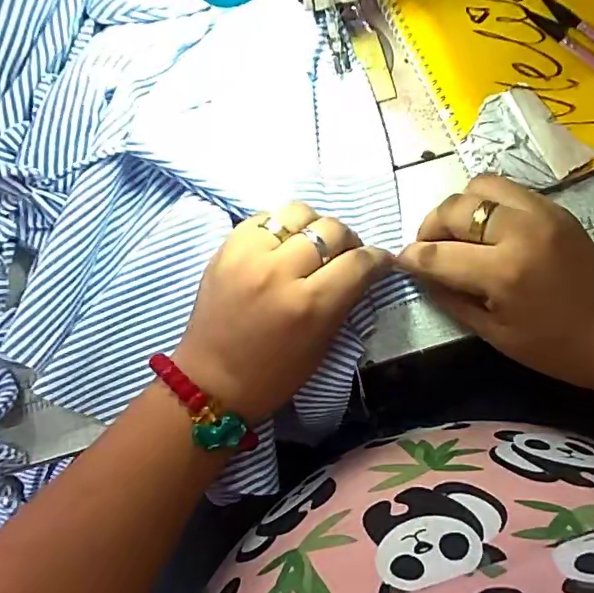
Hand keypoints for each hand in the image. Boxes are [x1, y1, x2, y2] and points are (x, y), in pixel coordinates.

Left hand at [174, 203, 393, 422]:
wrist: (212, 381)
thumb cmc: (276, 374)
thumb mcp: (323, 342)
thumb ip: (345, 299)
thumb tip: (364, 268)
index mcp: (310, 305)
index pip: (359, 262)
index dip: (379, 259)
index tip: (381, 261)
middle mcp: (280, 272)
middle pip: (332, 229)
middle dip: (349, 241)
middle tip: (346, 255)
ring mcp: (249, 255)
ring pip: (298, 212)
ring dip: (314, 225)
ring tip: (312, 244)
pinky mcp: (226, 248)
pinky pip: (264, 217)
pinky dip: (280, 226)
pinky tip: (282, 244)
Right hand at [397, 175, 593, 390]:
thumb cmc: (552, 348)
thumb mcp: (493, 333)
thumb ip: (450, 297)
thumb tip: (419, 272)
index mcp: (504, 271)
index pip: (440, 253)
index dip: (413, 257)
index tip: (401, 260)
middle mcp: (521, 230)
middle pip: (456, 207)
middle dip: (431, 225)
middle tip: (428, 246)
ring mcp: (542, 213)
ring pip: (482, 184)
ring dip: (461, 206)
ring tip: (459, 232)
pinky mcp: (557, 209)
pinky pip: (509, 190)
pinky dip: (489, 203)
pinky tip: (488, 229)